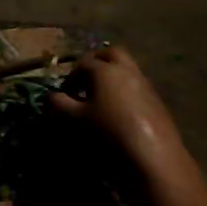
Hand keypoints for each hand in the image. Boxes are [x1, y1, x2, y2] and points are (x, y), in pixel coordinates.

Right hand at [50, 45, 187, 172]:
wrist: (151, 152)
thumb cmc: (108, 130)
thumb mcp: (77, 119)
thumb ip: (60, 104)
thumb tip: (51, 96)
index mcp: (104, 70)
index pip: (83, 63)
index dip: (72, 76)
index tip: (66, 93)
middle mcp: (126, 69)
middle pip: (111, 53)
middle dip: (97, 61)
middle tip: (86, 79)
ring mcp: (144, 81)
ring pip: (127, 67)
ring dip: (113, 74)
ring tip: (102, 96)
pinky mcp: (156, 97)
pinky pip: (137, 83)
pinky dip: (125, 87)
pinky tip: (119, 109)